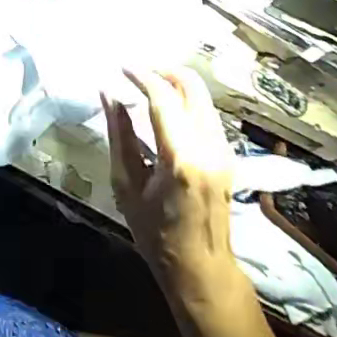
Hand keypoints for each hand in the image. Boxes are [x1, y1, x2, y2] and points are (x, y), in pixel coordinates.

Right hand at [103, 69, 240, 300]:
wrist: (202, 269)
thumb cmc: (156, 234)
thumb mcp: (126, 185)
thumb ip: (119, 134)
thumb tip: (108, 94)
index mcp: (181, 158)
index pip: (163, 98)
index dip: (141, 75)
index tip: (120, 67)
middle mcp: (209, 147)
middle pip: (192, 86)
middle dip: (162, 71)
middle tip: (135, 73)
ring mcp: (224, 150)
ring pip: (202, 96)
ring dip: (174, 85)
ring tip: (145, 88)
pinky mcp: (228, 155)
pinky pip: (206, 113)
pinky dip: (184, 101)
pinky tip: (163, 110)